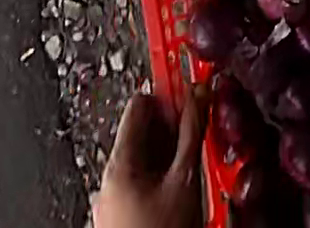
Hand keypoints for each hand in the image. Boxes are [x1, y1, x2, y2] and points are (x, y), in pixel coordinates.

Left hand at [92, 90, 204, 227]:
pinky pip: (144, 180)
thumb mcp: (185, 179)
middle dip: (173, 124)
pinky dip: (164, 173)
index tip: (190, 94)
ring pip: (146, 155)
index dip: (167, 95)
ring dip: (171, 149)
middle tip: (198, 126)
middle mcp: (109, 179)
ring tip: (194, 157)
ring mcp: (115, 198)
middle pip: (143, 129)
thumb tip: (199, 94)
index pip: (140, 104)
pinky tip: (182, 184)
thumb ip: (192, 131)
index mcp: (117, 164)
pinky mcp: (123, 214)